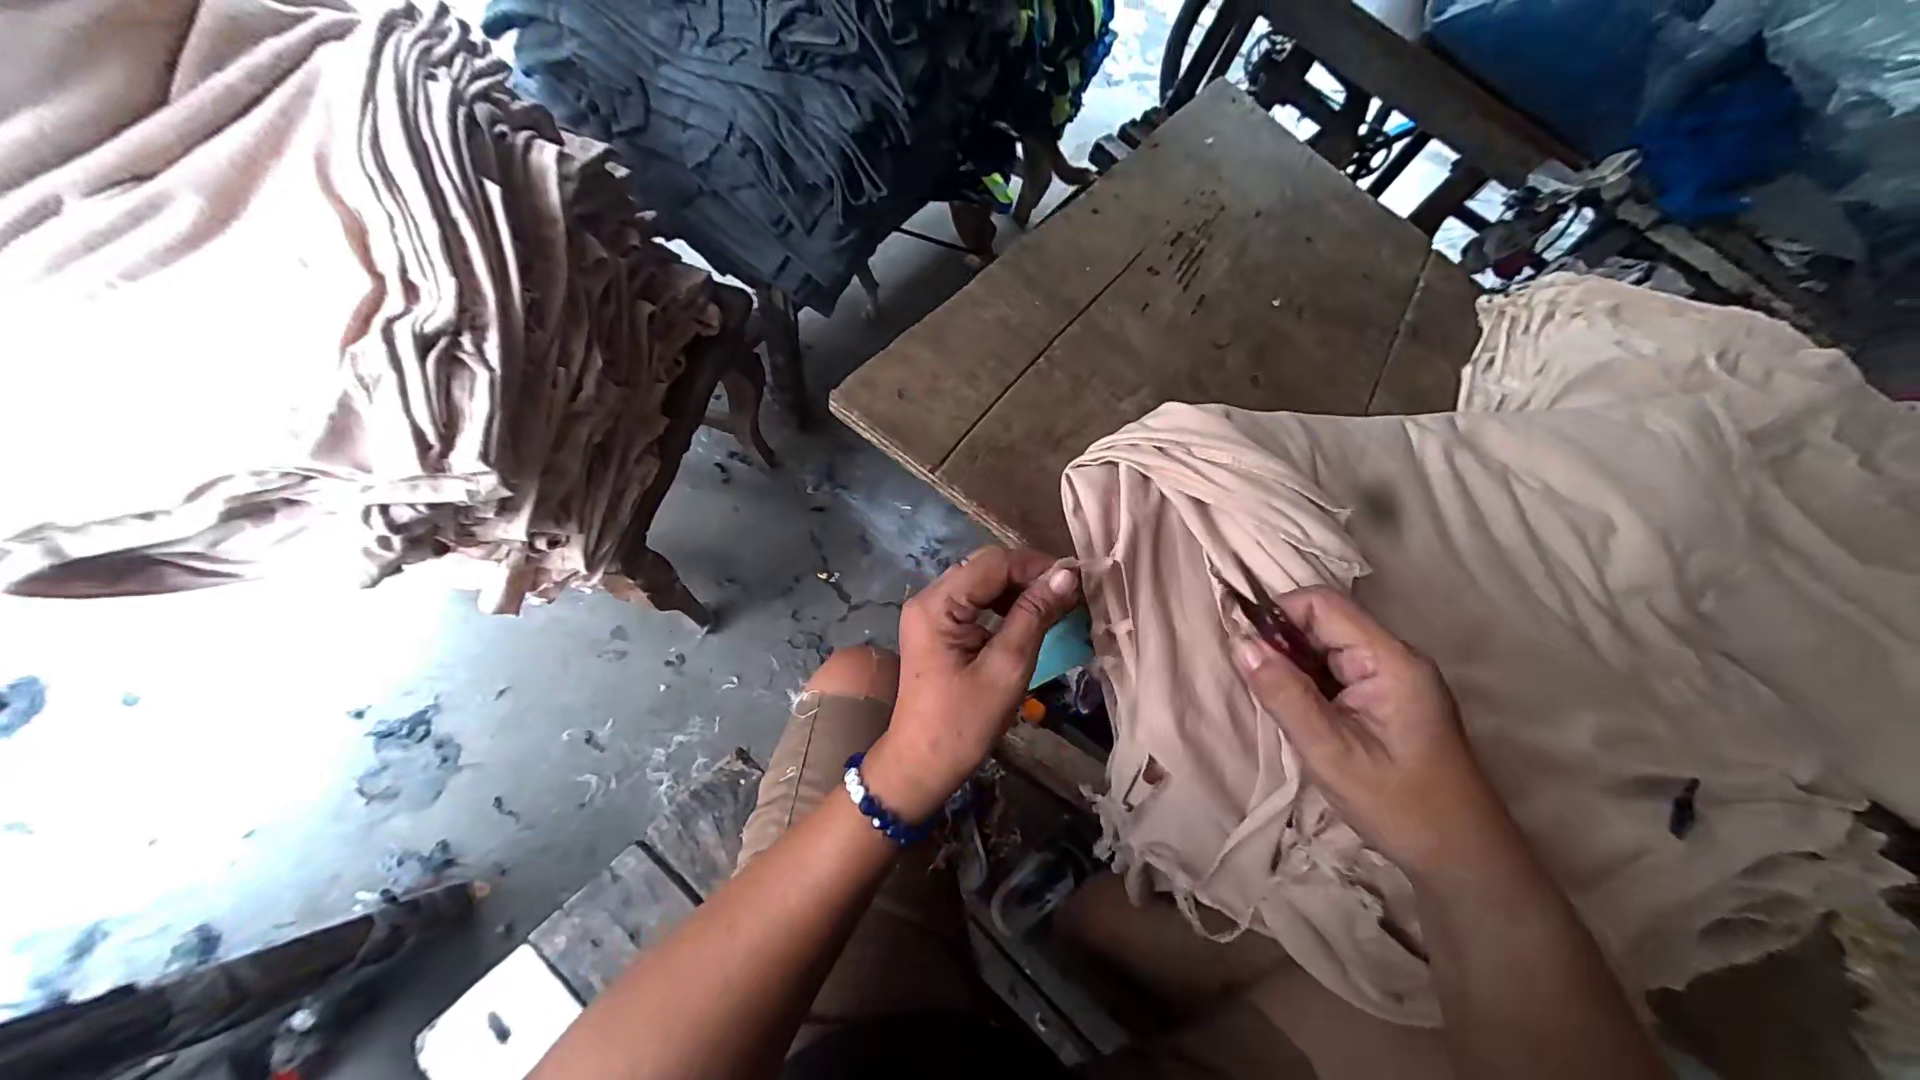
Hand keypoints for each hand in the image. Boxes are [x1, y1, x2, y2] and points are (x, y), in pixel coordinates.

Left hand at [863, 547, 1079, 820]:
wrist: (922, 763)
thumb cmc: (964, 723)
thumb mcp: (1007, 667)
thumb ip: (1034, 616)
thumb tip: (1065, 576)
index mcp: (937, 605)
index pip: (993, 563)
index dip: (1037, 565)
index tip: (1076, 580)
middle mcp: (928, 598)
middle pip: (985, 567)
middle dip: (1029, 575)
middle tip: (1069, 592)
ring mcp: (929, 612)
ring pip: (981, 582)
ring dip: (1018, 589)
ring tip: (1056, 604)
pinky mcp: (936, 627)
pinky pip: (974, 602)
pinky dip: (1003, 605)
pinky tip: (1029, 616)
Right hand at [1232, 586, 1511, 879]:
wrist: (1463, 858)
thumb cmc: (1400, 807)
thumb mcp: (1330, 753)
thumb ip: (1284, 695)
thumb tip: (1239, 643)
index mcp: (1391, 661)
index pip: (1322, 605)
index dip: (1277, 615)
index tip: (1244, 649)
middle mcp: (1395, 657)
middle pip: (1323, 622)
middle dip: (1281, 645)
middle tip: (1257, 687)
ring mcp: (1393, 676)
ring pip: (1325, 646)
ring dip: (1293, 667)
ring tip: (1277, 706)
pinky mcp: (1386, 696)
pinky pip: (1334, 669)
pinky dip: (1307, 683)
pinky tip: (1300, 714)